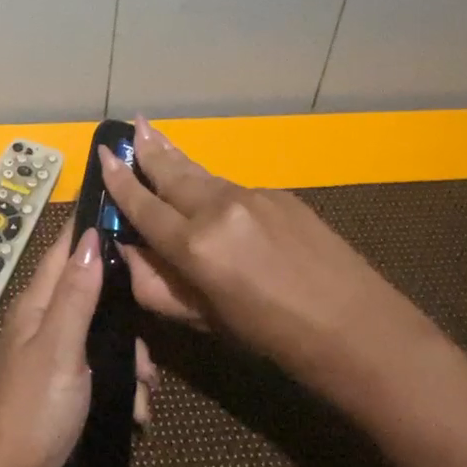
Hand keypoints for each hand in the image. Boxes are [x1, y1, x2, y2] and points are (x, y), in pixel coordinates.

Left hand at [0, 221, 157, 466]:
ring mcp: (53, 355)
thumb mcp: (60, 346)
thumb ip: (76, 294)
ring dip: (130, 360)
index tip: (126, 212)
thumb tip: (90, 234)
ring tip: (145, 390)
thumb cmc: (34, 407)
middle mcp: (43, 321)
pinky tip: (135, 411)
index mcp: (36, 303)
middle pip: (93, 295)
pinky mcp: (63, 386)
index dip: (90, 228)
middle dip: (127, 318)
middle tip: (149, 351)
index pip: (64, 249)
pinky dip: (122, 386)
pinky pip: (100, 370)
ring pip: (103, 336)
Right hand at [99, 116, 434, 396]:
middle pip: (172, 171)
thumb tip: (131, 255)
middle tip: (131, 125)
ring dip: (176, 159)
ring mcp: (253, 197)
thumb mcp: (208, 322)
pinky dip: (213, 188)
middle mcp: (219, 209)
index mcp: (196, 246)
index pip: (143, 205)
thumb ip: (161, 286)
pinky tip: (213, 197)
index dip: (119, 180)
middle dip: (147, 149)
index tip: (103, 153)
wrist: (363, 333)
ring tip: (155, 136)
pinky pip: (233, 189)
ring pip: (202, 174)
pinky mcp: (281, 196)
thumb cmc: (277, 341)